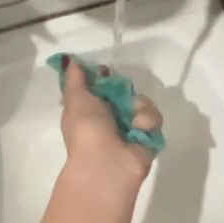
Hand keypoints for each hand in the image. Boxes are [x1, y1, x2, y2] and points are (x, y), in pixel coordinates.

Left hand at [60, 63, 161, 187]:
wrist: (106, 162)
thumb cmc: (86, 129)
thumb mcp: (75, 98)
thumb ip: (74, 78)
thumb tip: (69, 60)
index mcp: (90, 109)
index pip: (103, 85)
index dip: (105, 76)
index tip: (105, 72)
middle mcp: (110, 117)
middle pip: (125, 90)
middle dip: (124, 91)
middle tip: (119, 98)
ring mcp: (130, 127)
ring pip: (142, 102)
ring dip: (138, 107)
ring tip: (131, 121)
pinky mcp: (148, 137)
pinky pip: (154, 117)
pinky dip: (147, 122)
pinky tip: (139, 130)